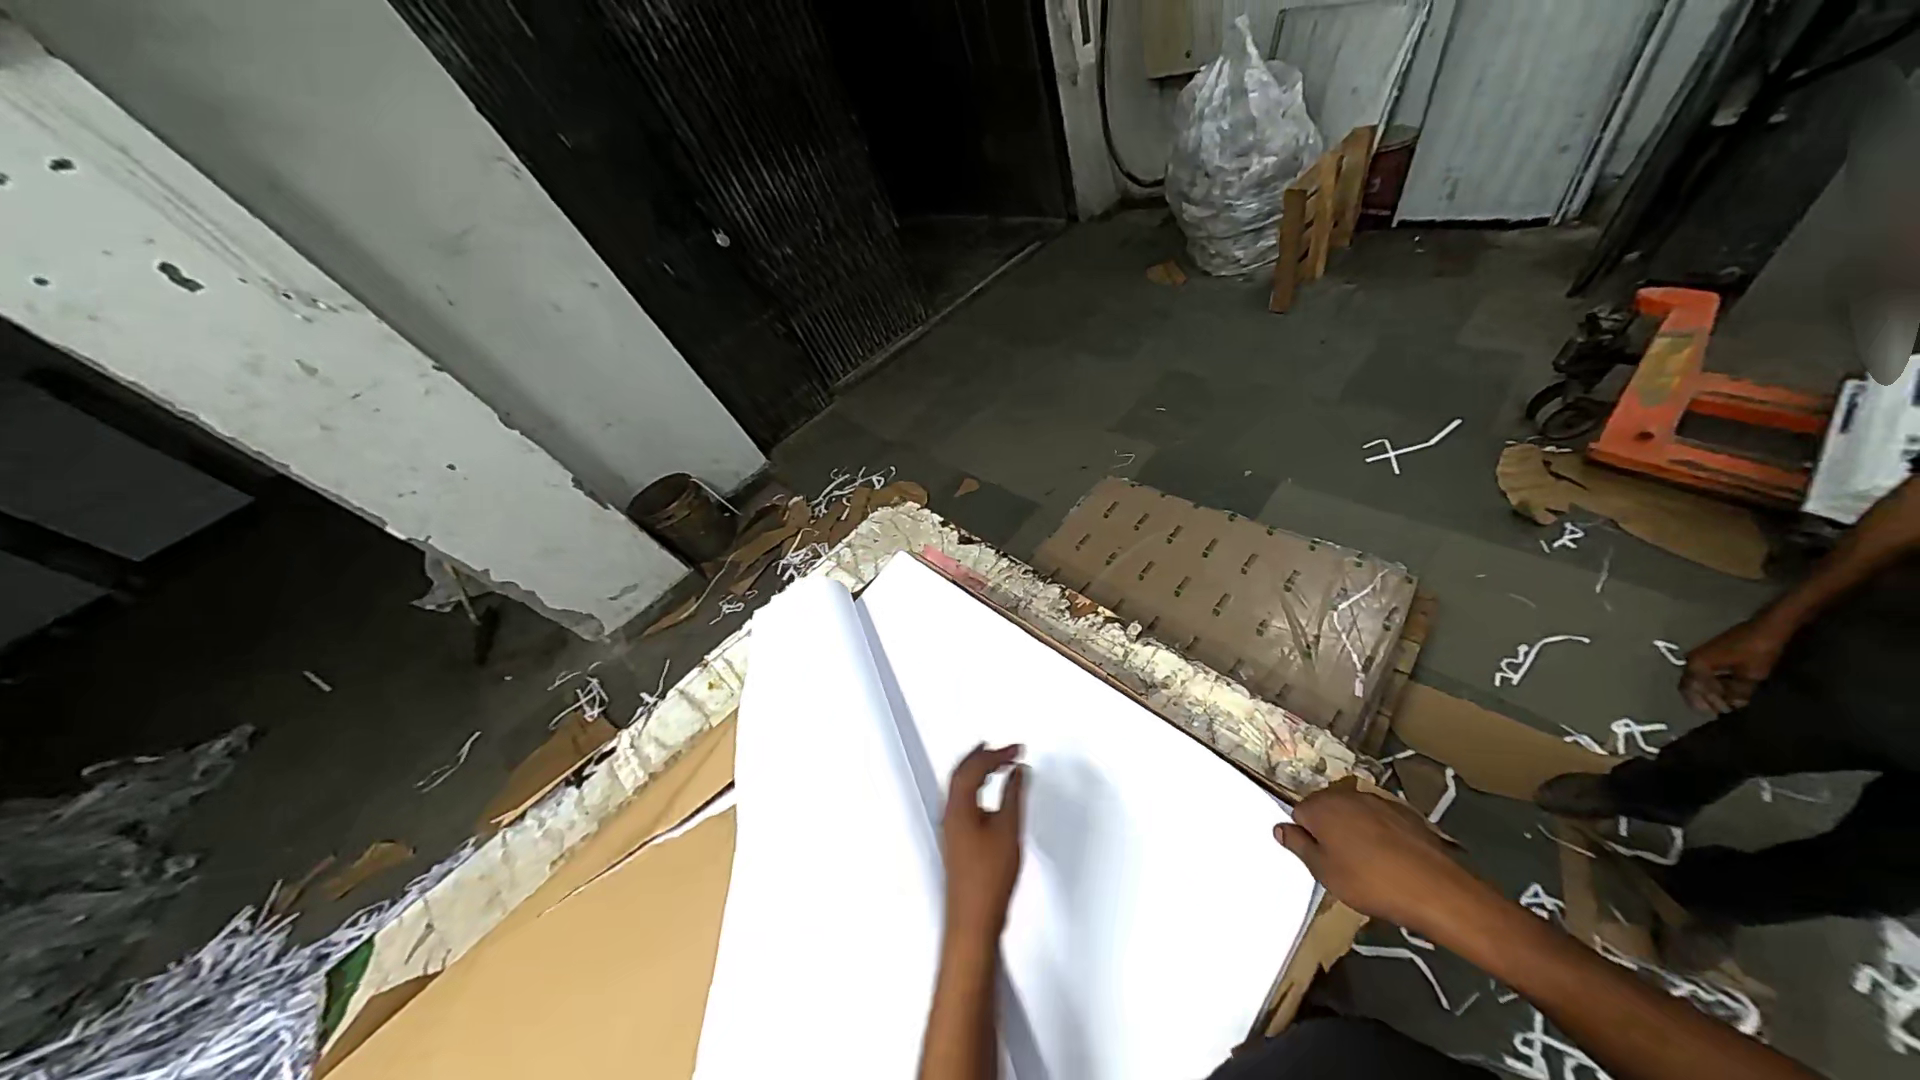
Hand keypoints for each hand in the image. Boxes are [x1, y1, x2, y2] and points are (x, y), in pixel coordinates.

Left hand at [941, 744, 1026, 938]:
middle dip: (984, 755)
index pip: (975, 766)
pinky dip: (978, 786)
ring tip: (997, 760)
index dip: (998, 752)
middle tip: (1005, 747)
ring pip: (961, 786)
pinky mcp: (958, 840)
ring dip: (979, 769)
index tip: (1017, 747)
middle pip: (962, 772)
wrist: (973, 919)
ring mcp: (952, 827)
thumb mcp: (1009, 830)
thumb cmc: (988, 881)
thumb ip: (1014, 795)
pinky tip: (991, 793)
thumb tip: (1018, 772)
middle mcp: (950, 813)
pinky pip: (964, 800)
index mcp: (959, 806)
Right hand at [1273, 780, 1485, 938]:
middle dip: (1329, 831)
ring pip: (1354, 814)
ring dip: (1355, 832)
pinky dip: (1381, 835)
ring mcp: (1378, 801)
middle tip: (1341, 864)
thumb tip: (1280, 827)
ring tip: (1369, 864)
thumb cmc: (1369, 881)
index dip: (1306, 838)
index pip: (1298, 814)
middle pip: (1326, 809)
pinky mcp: (1406, 813)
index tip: (1319, 860)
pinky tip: (1392, 860)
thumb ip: (1298, 845)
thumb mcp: (1323, 871)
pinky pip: (1381, 821)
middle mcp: (1346, 795)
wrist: (1437, 889)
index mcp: (1320, 806)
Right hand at [1680, 619, 1787, 713]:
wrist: (1769, 627)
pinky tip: (1731, 689)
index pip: (1690, 688)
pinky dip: (1718, 683)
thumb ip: (1738, 693)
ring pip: (1702, 678)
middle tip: (1722, 711)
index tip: (1720, 715)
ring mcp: (1704, 655)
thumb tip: (1733, 706)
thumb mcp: (1751, 675)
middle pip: (1692, 683)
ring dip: (1713, 691)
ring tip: (1729, 702)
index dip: (1703, 703)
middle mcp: (1694, 660)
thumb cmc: (1756, 651)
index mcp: (1697, 665)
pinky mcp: (1715, 653)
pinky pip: (1710, 672)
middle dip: (1705, 698)